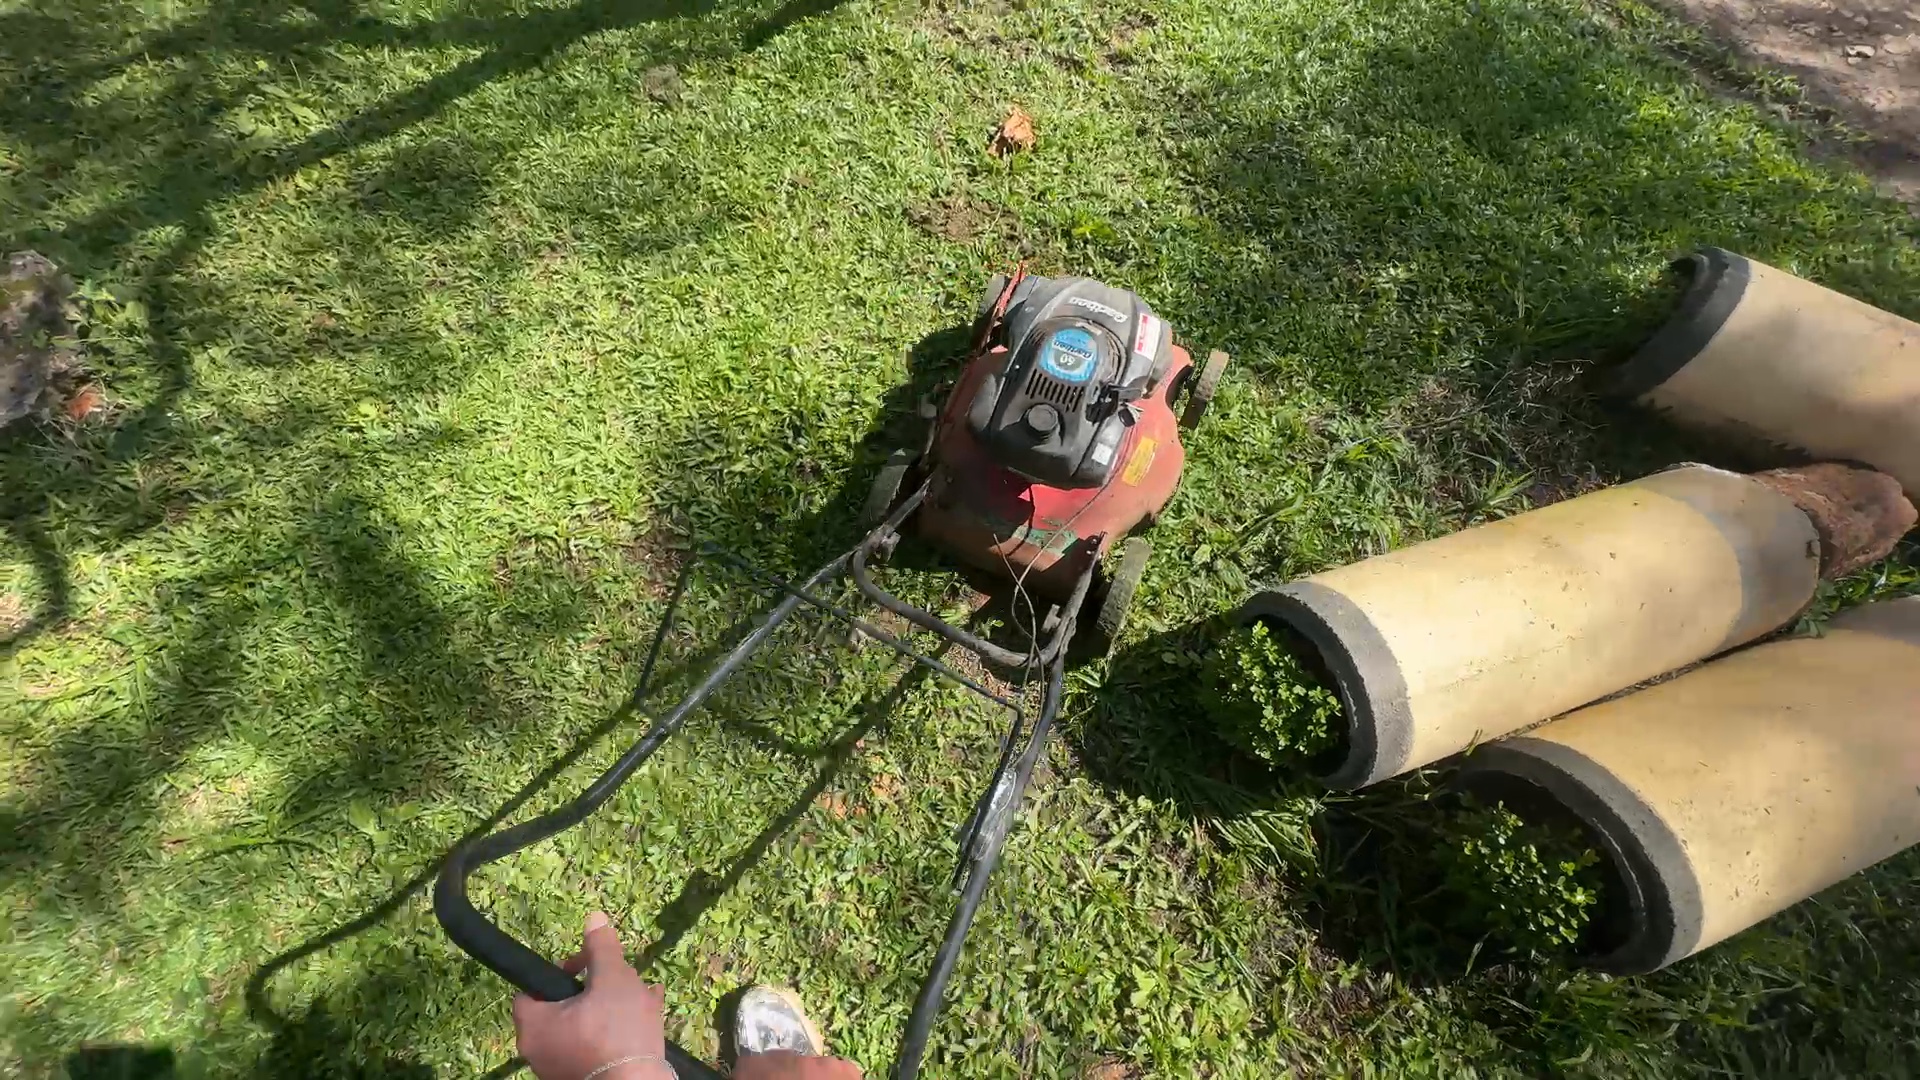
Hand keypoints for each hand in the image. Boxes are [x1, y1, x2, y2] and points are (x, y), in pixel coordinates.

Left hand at [513, 912, 670, 1079]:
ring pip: (585, 1021)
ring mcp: (561, 1068)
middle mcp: (540, 1052)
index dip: (559, 969)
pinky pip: (597, 1041)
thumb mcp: (612, 978)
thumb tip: (592, 918)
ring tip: (642, 992)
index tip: (587, 963)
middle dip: (597, 984)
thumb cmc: (616, 1029)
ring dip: (613, 1001)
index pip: (530, 989)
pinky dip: (617, 1024)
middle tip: (620, 977)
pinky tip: (647, 1011)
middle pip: (563, 1004)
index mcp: (536, 1027)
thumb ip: (601, 948)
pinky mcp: (585, 1075)